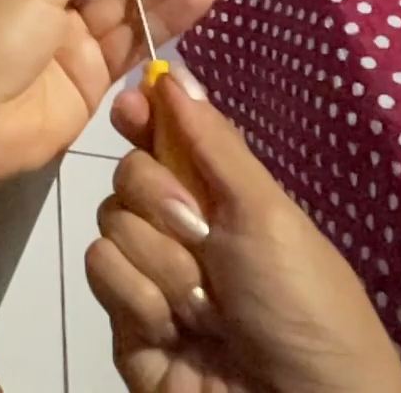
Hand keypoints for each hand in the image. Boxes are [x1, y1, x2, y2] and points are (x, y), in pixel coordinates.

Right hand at [87, 76, 400, 392]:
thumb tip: (174, 71)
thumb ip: (212, 142)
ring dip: (159, 261)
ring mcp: (149, 269)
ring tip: (203, 307)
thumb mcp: (268, 213)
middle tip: (200, 234)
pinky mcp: (124, 314)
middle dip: (159, 200)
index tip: (130, 107)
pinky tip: (173, 329)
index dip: (142, 116)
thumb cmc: (301, 304)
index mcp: (219, 196)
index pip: (163, 137)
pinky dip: (137, 296)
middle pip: (127, 172)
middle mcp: (178, 225)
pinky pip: (99, 269)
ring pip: (109, 220)